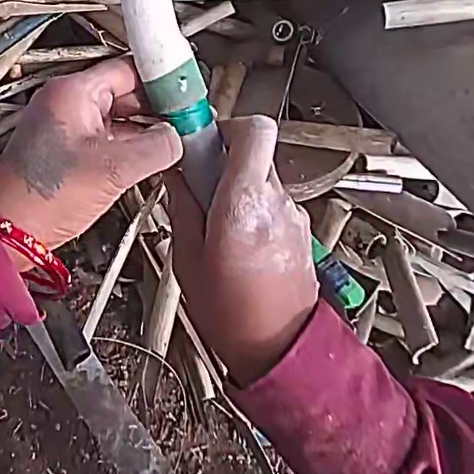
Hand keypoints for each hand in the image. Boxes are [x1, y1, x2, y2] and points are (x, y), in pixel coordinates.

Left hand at [0, 59, 181, 256]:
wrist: (10, 229)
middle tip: (184, 123)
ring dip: (144, 130)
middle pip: (125, 91)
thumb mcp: (113, 169)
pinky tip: (146, 161)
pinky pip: (105, 137)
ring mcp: (64, 126)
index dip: (162, 80)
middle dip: (157, 108)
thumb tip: (177, 138)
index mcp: (72, 93)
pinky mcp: (65, 150)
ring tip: (170, 144)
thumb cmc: (40, 197)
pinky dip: (127, 146)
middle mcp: (65, 103)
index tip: (185, 93)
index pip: (128, 68)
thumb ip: (157, 147)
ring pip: (117, 117)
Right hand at [166, 116, 317, 384]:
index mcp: (243, 204)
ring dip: (233, 182)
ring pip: (259, 174)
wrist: (280, 348)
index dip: (220, 125)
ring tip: (211, 217)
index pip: (252, 131)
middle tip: (195, 181)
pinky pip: (268, 198)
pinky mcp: (298, 227)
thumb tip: (176, 176)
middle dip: (219, 158)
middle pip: (252, 150)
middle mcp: (275, 202)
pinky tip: (231, 234)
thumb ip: (182, 207)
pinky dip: (247, 203)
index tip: (194, 135)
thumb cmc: (235, 315)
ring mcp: (291, 214)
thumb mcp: (187, 257)